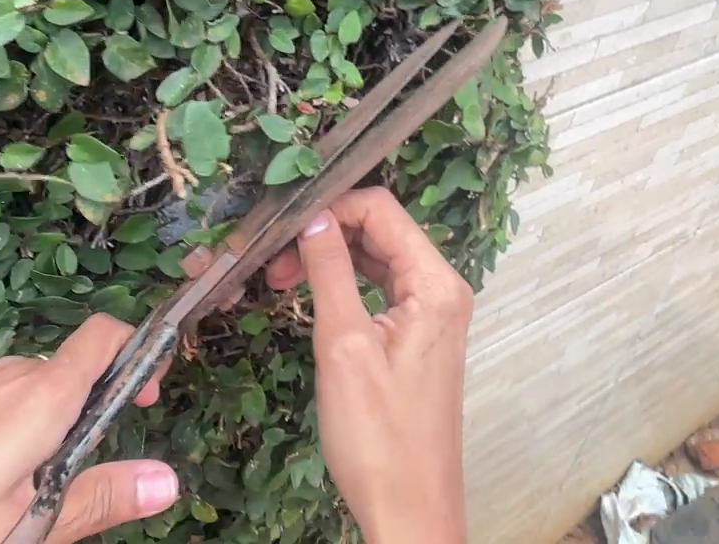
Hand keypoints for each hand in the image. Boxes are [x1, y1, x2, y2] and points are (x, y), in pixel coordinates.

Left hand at [0, 315, 178, 543]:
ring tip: (27, 497)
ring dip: (48, 428)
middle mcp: (5, 376)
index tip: (148, 397)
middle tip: (86, 474)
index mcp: (39, 395)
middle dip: (93, 407)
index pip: (106, 335)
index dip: (139, 351)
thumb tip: (169, 479)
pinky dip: (6, 436)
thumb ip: (95, 498)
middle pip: (71, 367)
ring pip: (29, 392)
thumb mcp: (17, 531)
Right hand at [265, 189, 471, 543]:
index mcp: (435, 282)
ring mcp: (433, 311)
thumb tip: (314, 216)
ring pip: (378, 258)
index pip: (382, 209)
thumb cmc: (379, 436)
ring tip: (283, 279)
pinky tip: (313, 292)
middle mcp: (441, 287)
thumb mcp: (343, 344)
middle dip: (328, 234)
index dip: (334, 206)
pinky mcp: (420, 333)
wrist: (410, 513)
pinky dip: (346, 283)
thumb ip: (329, 270)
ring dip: (333, 259)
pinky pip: (382, 287)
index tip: (287, 225)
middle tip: (277, 263)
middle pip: (381, 230)